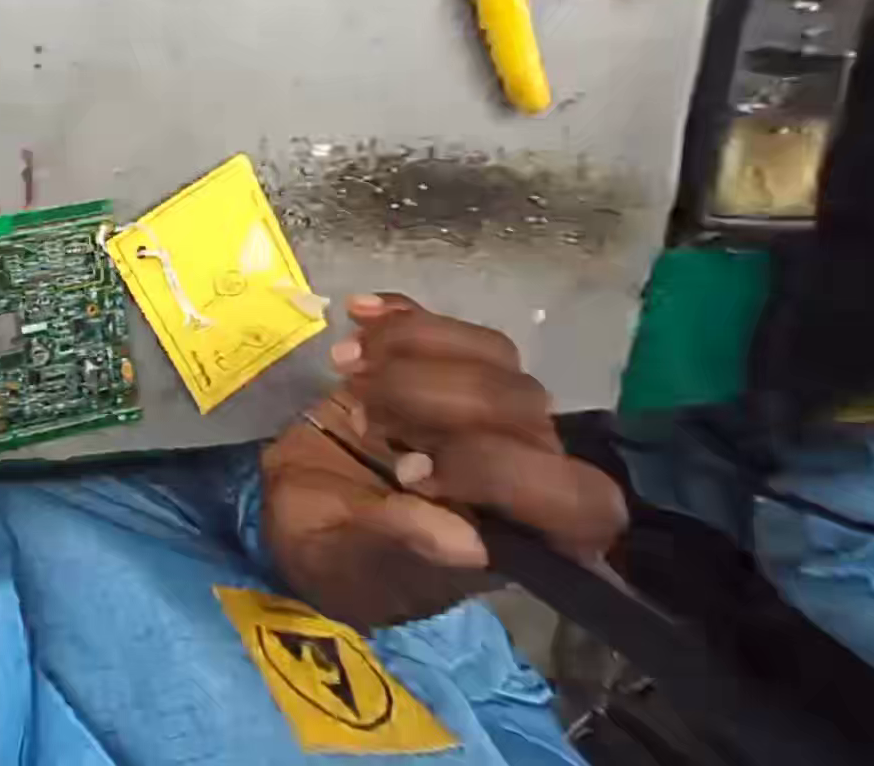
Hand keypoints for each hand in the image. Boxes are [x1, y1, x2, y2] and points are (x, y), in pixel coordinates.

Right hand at [262, 293, 626, 628]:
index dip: (501, 472)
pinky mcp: (429, 371)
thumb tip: (465, 540)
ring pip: (490, 354)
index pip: (575, 497)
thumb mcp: (347, 562)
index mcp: (520, 533)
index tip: (406, 473)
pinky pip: (440, 328)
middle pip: (518, 403)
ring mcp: (476, 413)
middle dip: (425, 394)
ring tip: (343, 364)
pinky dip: (400, 313)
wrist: (299, 505)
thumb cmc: (331, 549)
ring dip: (409, 345)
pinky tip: (357, 310)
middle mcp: (518, 466)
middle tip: (357, 411)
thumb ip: (397, 549)